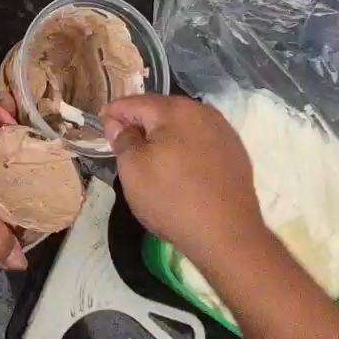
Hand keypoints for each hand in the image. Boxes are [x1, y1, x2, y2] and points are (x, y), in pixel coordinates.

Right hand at [103, 94, 264, 269]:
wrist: (228, 236)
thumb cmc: (172, 198)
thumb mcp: (133, 169)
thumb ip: (123, 139)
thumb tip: (121, 125)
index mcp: (175, 109)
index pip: (133, 103)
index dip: (113, 114)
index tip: (102, 127)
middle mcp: (202, 112)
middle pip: (160, 111)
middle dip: (140, 124)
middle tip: (123, 144)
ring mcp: (223, 132)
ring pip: (183, 126)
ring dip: (164, 136)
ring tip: (152, 158)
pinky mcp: (235, 153)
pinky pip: (201, 142)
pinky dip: (186, 149)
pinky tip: (181, 170)